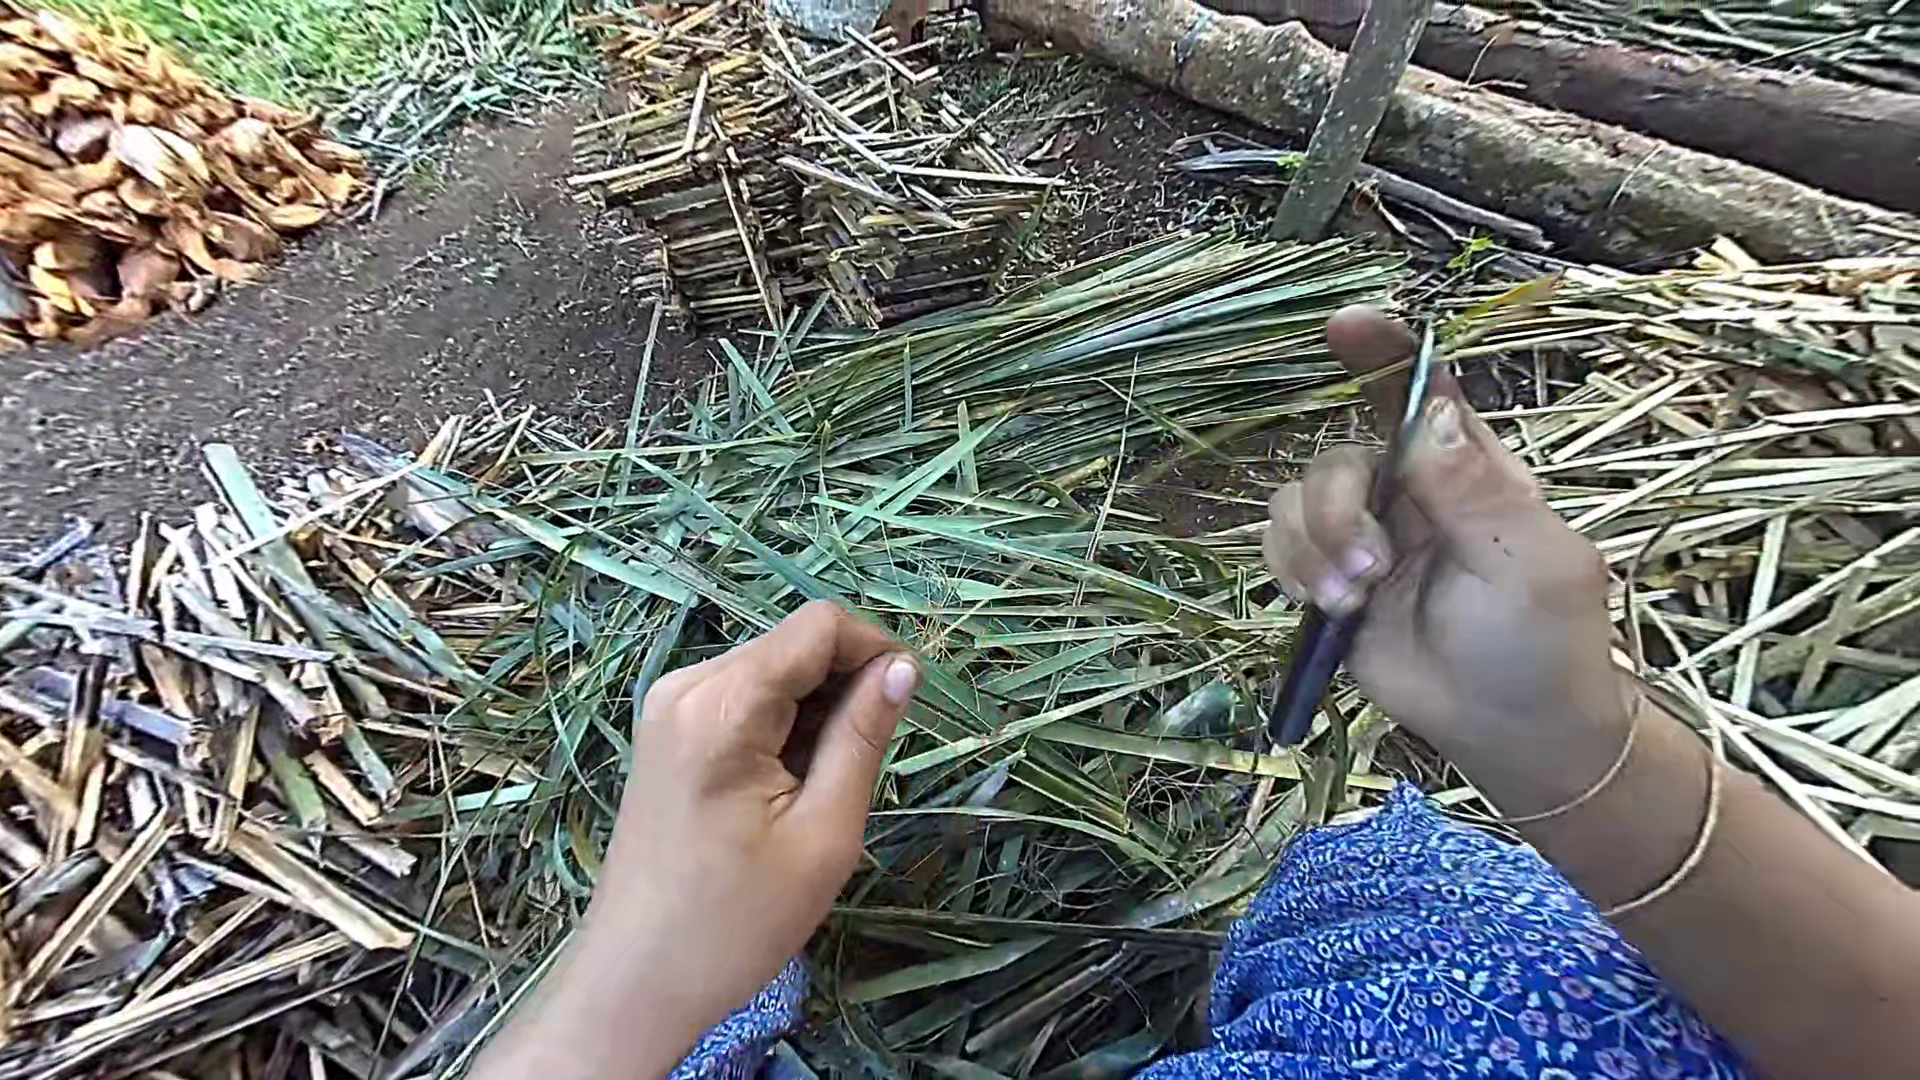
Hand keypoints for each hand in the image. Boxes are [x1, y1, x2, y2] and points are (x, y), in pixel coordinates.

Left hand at [474, 601, 919, 1079]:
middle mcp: (689, 683)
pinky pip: (751, 688)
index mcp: (722, 705)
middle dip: (847, 679)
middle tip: (867, 748)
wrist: (635, 986)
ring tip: (825, 771)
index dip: (873, 647)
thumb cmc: (738, 921)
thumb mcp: (825, 830)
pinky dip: (789, 714)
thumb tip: (904, 666)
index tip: (904, 694)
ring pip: (778, 663)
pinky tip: (792, 769)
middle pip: (796, 642)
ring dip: (820, 701)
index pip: (818, 626)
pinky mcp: (674, 721)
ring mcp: (674, 700)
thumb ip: (864, 733)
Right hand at [1264, 307, 1630, 811]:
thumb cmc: (1537, 640)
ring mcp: (1353, 535)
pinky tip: (1326, 606)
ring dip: (1310, 553)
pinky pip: (1273, 548)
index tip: (1344, 326)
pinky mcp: (1319, 573)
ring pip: (1289, 506)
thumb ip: (1473, 493)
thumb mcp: (1528, 564)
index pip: (1417, 397)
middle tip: (1368, 567)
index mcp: (1461, 473)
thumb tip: (1427, 416)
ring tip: (1349, 601)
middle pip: (1330, 462)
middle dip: (1336, 513)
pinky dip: (1288, 573)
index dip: (1381, 356)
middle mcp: (1397, 493)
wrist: (1496, 721)